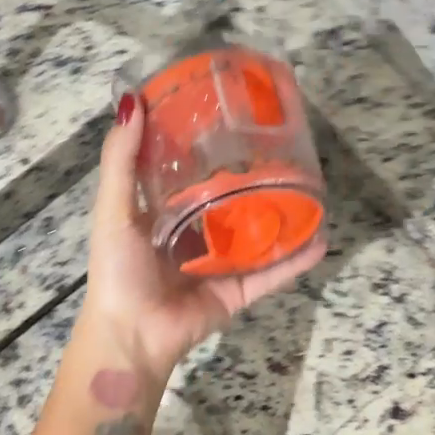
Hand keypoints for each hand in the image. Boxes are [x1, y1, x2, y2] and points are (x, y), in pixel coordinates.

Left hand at [79, 92, 327, 376]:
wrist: (132, 334)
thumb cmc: (118, 271)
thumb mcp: (113, 210)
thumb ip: (121, 161)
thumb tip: (132, 100)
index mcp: (161, 216)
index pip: (187, 175)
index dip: (204, 147)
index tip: (228, 115)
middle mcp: (192, 237)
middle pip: (228, 204)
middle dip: (251, 180)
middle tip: (280, 148)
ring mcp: (218, 266)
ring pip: (256, 237)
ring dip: (282, 217)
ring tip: (310, 189)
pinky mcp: (237, 292)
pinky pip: (271, 274)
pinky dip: (296, 260)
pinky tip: (321, 239)